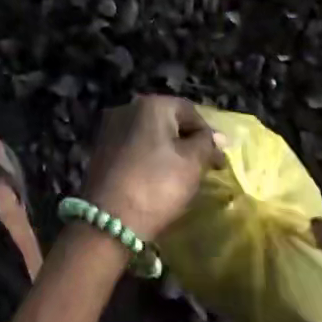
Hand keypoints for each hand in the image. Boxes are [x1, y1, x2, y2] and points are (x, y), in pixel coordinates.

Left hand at [82, 96, 222, 239]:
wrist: (110, 216)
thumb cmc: (157, 184)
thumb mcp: (191, 164)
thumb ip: (206, 144)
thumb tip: (217, 136)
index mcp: (149, 105)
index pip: (188, 110)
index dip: (208, 134)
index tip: (219, 160)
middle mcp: (126, 107)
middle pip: (167, 119)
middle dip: (187, 140)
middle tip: (205, 166)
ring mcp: (110, 126)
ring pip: (149, 132)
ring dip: (168, 148)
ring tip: (184, 173)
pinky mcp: (102, 145)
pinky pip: (133, 144)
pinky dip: (149, 154)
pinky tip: (157, 174)